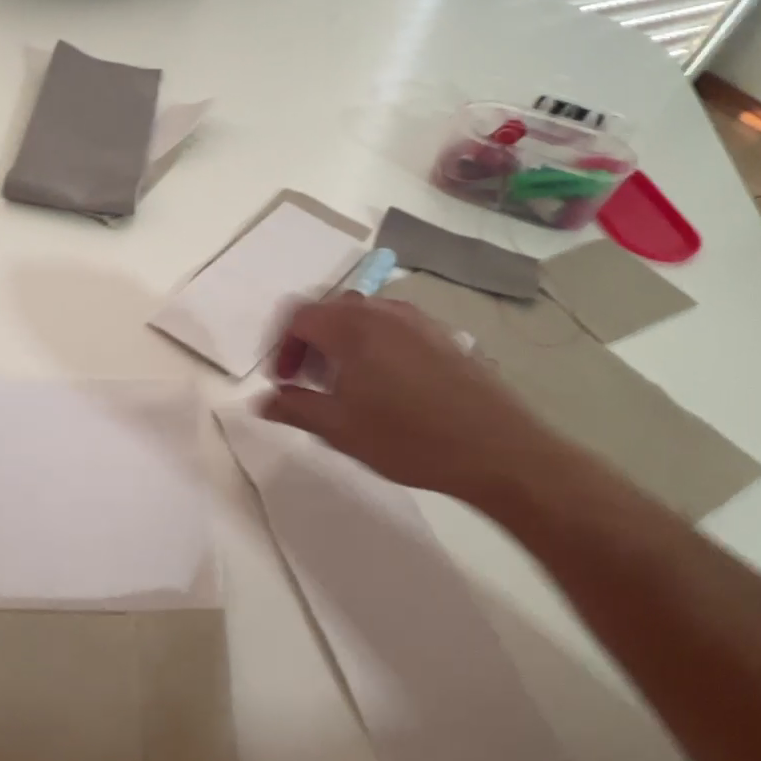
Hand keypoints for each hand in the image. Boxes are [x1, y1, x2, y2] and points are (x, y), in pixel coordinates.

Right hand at [260, 293, 565, 503]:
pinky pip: (394, 328)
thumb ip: (294, 408)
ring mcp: (419, 321)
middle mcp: (384, 312)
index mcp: (352, 327)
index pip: (298, 316)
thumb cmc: (408, 439)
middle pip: (330, 310)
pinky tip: (387, 388)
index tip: (283, 381)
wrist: (498, 450)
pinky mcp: (445, 336)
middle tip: (309, 383)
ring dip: (343, 344)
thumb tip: (262, 400)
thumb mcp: (339, 430)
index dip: (282, 346)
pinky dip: (375, 346)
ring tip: (346, 387)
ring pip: (364, 318)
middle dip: (310, 343)